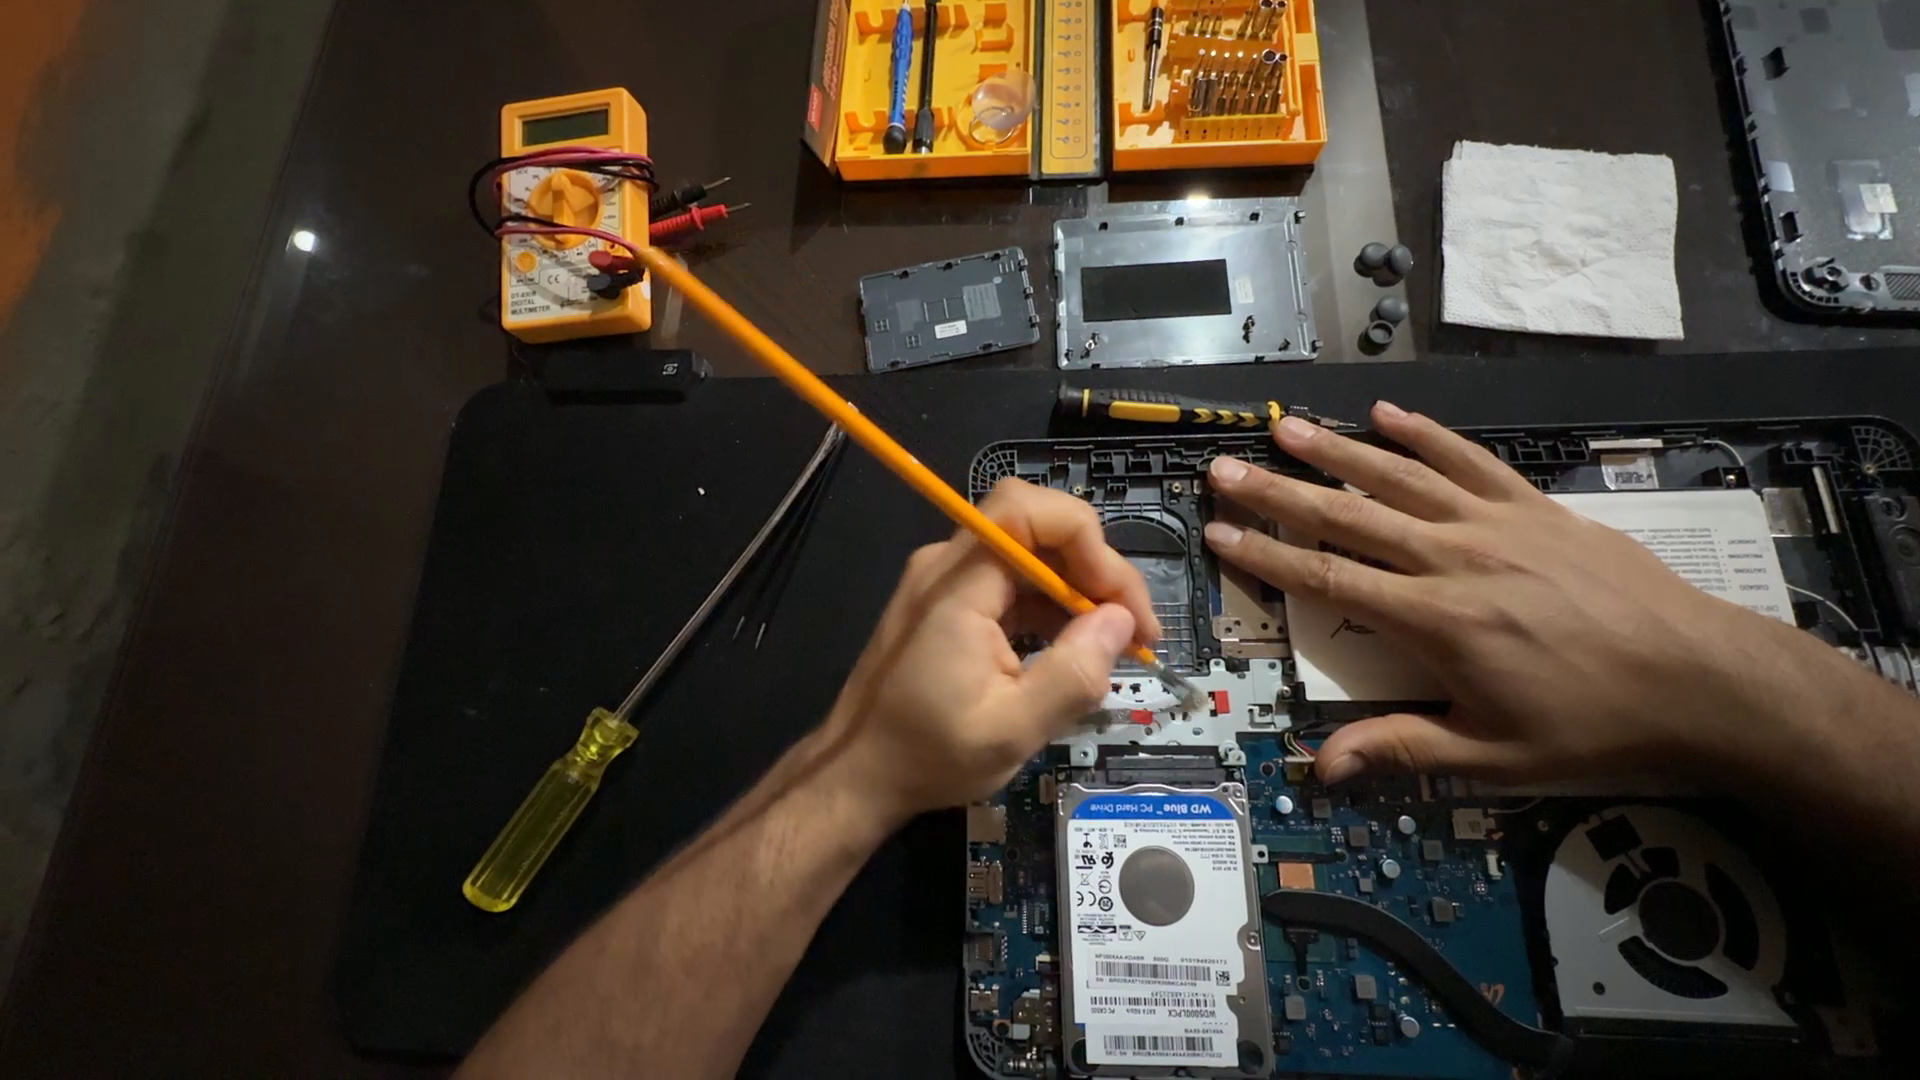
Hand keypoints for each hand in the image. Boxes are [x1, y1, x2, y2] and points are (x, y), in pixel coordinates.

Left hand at [822, 478, 1159, 819]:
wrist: (857, 772)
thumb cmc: (926, 755)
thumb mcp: (1011, 729)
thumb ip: (1073, 674)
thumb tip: (1121, 622)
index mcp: (957, 585)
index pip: (1025, 511)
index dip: (1086, 540)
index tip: (1121, 603)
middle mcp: (949, 566)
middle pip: (1037, 528)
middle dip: (1096, 569)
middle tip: (1136, 628)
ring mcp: (948, 582)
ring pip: (1031, 556)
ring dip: (1080, 590)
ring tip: (1118, 643)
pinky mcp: (952, 604)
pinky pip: (1014, 584)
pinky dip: (1053, 607)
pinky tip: (1076, 647)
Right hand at [1203, 403, 1851, 785]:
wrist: (1712, 685)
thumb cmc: (1593, 725)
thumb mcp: (1493, 754)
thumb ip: (1401, 747)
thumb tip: (1322, 768)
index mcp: (1436, 619)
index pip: (1327, 578)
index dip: (1264, 554)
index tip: (1218, 532)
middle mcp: (1453, 558)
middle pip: (1347, 517)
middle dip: (1276, 493)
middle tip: (1225, 468)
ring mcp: (1495, 524)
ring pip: (1398, 477)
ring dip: (1336, 450)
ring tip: (1286, 427)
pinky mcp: (1533, 508)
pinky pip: (1470, 460)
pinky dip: (1425, 435)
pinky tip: (1386, 413)